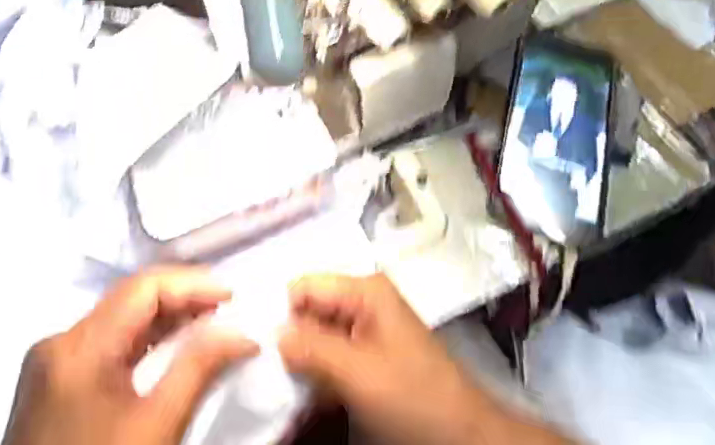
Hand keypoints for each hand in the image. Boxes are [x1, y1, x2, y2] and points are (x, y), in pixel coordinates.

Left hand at [2, 268, 259, 444]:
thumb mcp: (157, 428)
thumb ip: (199, 369)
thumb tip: (242, 332)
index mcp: (77, 346)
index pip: (143, 288)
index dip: (192, 284)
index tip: (233, 295)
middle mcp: (57, 343)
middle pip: (128, 299)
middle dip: (180, 299)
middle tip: (226, 309)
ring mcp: (48, 364)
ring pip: (116, 321)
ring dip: (162, 320)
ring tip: (208, 324)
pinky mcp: (48, 386)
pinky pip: (102, 346)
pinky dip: (139, 344)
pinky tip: (168, 351)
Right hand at [279, 273, 574, 444]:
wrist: (466, 438)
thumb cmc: (413, 397)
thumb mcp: (358, 373)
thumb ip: (312, 348)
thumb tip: (269, 332)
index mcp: (363, 290)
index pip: (304, 286)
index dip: (276, 309)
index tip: (248, 339)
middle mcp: (363, 301)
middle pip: (308, 310)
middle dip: (286, 338)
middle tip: (256, 368)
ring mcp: (367, 331)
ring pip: (317, 338)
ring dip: (298, 361)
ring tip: (272, 384)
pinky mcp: (369, 360)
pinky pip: (331, 359)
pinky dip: (315, 376)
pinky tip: (299, 397)